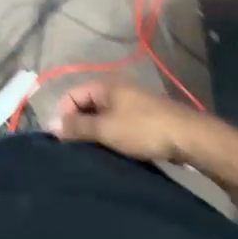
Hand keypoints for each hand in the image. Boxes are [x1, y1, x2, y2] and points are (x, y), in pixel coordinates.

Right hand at [46, 79, 209, 163]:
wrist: (187, 137)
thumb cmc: (142, 129)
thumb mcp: (105, 128)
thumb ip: (77, 126)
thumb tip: (50, 125)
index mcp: (104, 86)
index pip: (71, 95)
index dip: (62, 115)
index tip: (60, 140)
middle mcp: (115, 90)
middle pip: (85, 105)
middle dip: (76, 125)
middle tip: (73, 149)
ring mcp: (130, 103)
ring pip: (100, 116)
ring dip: (92, 132)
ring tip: (88, 153)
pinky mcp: (141, 118)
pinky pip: (115, 124)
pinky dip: (107, 135)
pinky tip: (107, 151)